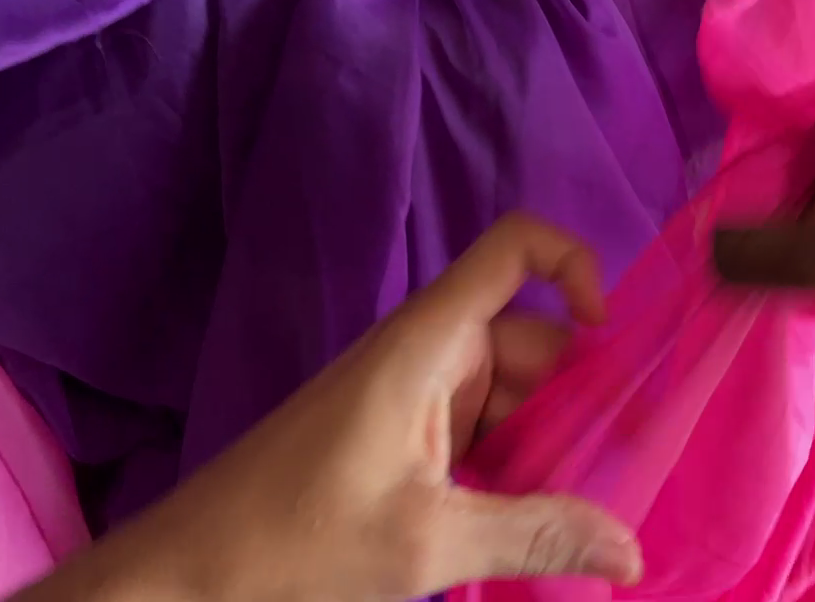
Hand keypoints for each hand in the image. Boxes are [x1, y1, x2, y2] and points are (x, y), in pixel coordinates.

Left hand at [15, 214, 642, 601]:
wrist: (178, 585)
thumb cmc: (293, 543)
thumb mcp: (425, 544)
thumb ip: (536, 535)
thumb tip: (636, 553)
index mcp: (434, 338)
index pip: (515, 248)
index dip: (572, 262)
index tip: (606, 330)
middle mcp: (436, 350)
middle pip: (534, 340)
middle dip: (581, 397)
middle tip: (631, 467)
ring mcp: (423, 393)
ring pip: (516, 395)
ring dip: (552, 443)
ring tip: (592, 511)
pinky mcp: (412, 433)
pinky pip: (488, 430)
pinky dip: (518, 466)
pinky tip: (540, 522)